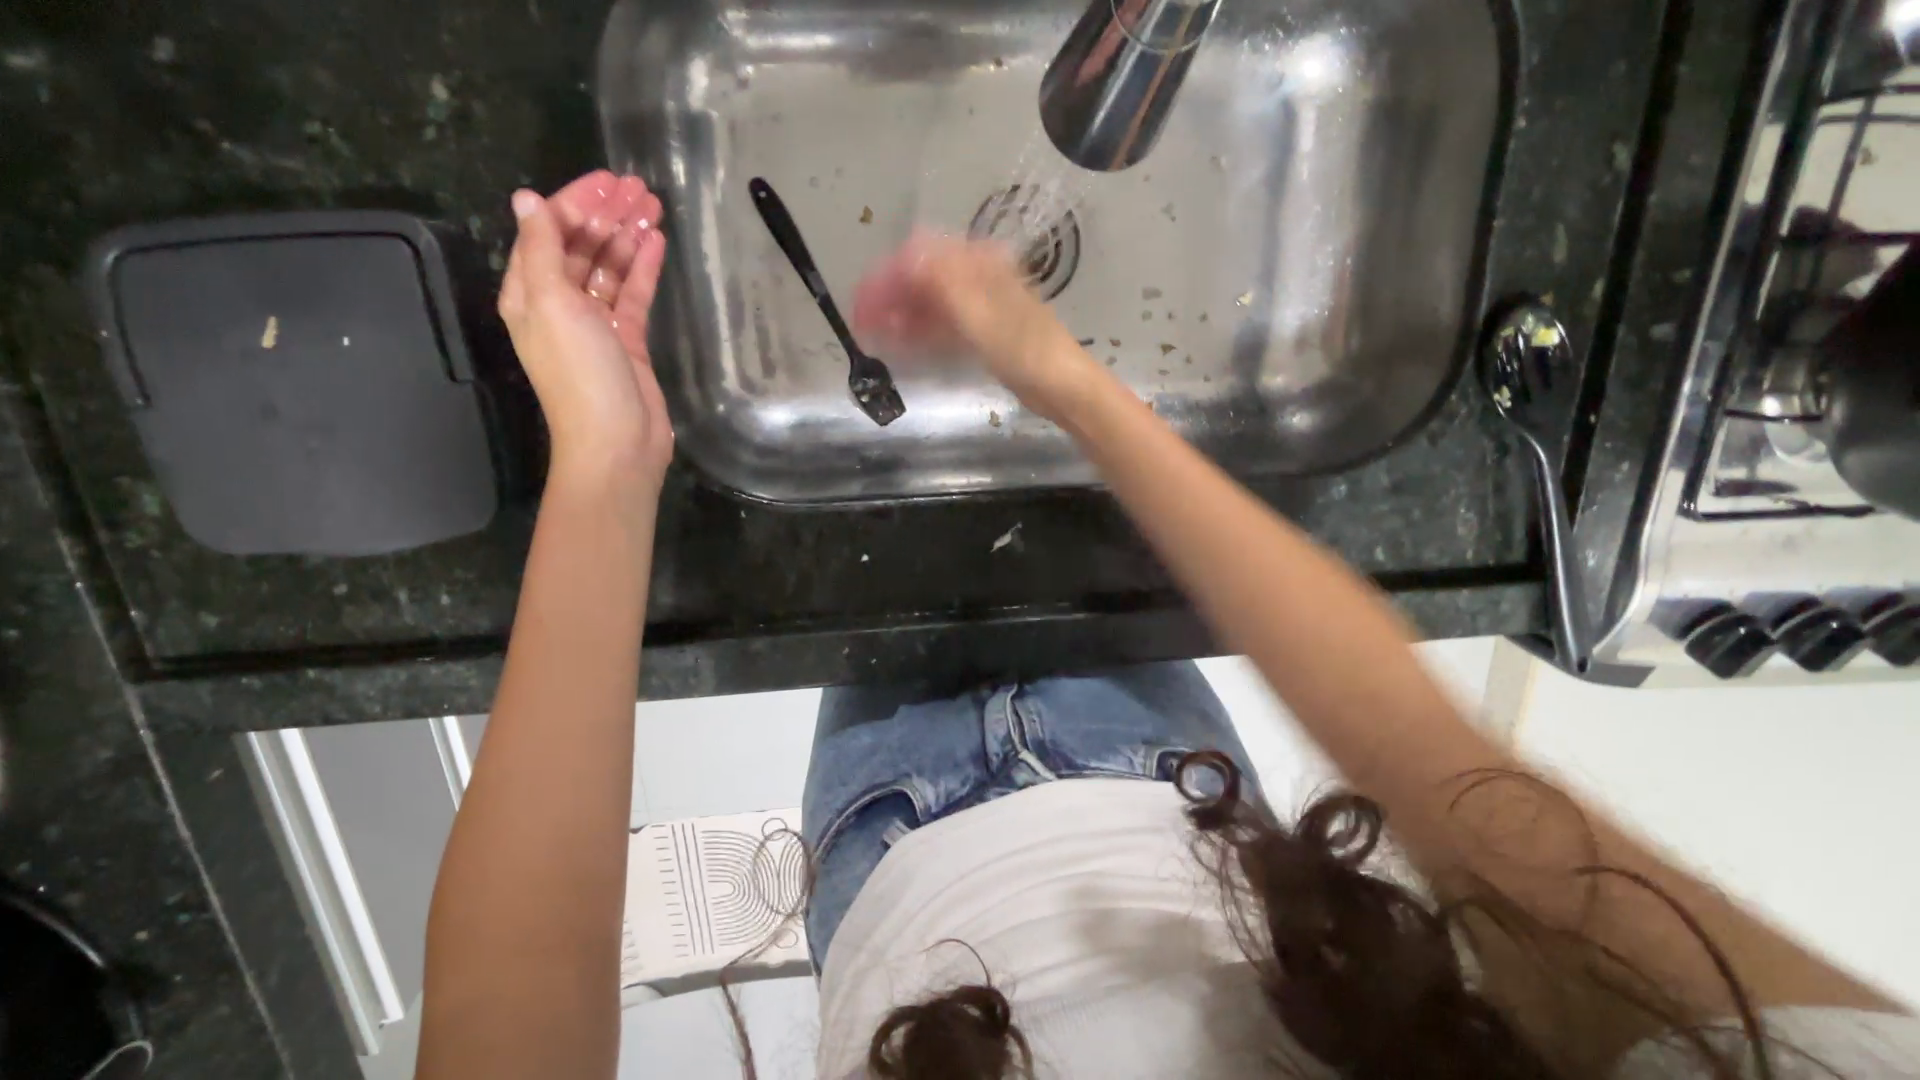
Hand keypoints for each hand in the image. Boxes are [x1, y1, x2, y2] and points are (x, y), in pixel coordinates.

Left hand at [498, 171, 671, 491]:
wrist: (616, 442)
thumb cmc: (579, 373)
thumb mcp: (550, 303)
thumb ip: (542, 249)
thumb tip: (527, 199)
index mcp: (530, 293)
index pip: (549, 233)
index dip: (576, 202)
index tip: (609, 180)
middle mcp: (559, 303)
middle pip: (582, 246)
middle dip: (607, 214)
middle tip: (640, 187)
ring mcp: (596, 323)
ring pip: (610, 267)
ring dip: (629, 235)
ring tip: (656, 207)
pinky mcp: (627, 341)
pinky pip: (633, 294)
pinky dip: (644, 268)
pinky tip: (658, 243)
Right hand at [851, 231, 1100, 421]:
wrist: (1063, 386)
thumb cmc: (1024, 349)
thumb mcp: (979, 314)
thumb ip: (941, 282)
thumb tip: (905, 253)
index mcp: (978, 263)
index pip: (921, 252)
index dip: (888, 273)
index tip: (862, 299)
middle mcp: (976, 277)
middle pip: (921, 278)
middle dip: (889, 296)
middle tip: (860, 324)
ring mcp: (978, 306)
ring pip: (928, 303)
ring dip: (900, 317)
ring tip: (874, 339)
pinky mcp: (980, 332)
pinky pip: (940, 326)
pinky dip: (919, 333)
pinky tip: (899, 347)